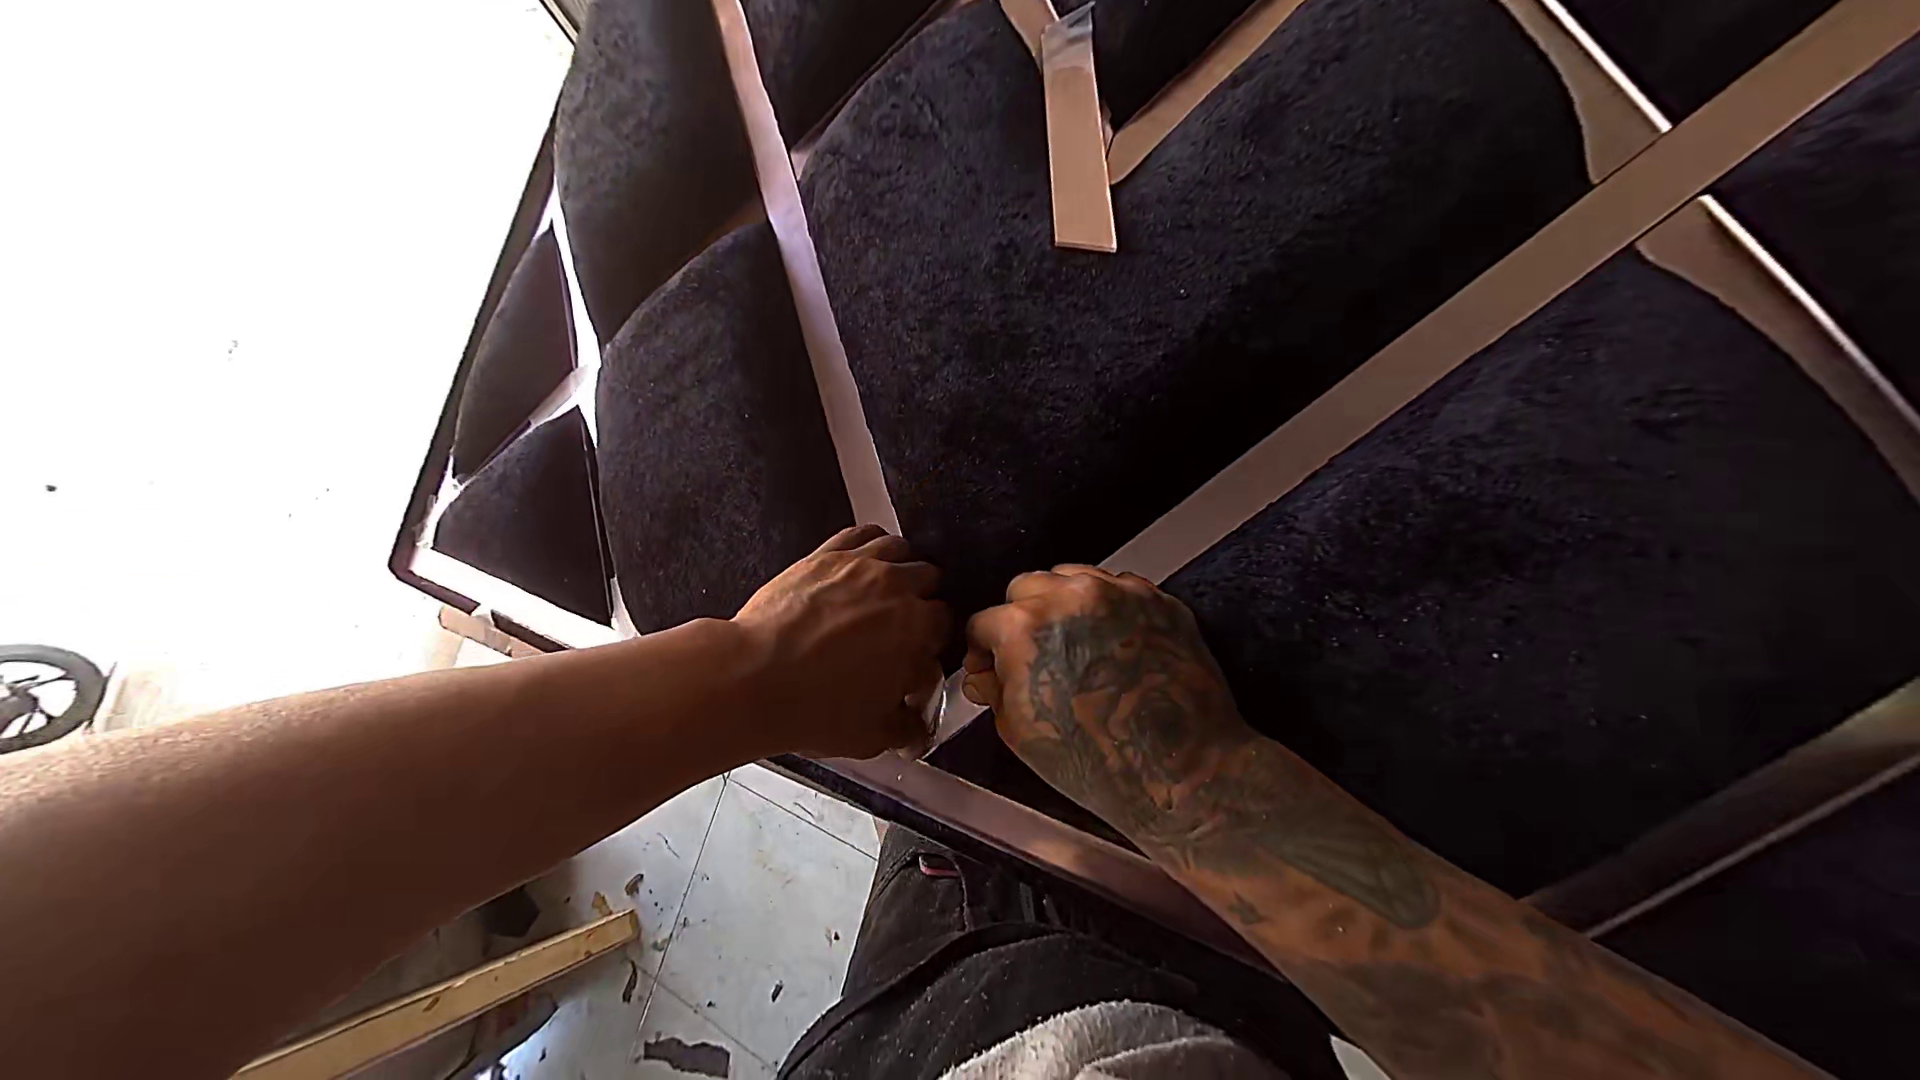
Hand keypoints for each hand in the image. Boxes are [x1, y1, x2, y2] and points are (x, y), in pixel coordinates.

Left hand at [731, 525, 948, 758]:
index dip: (937, 634)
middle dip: (924, 597)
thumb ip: (908, 726)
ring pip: (900, 547)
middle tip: (907, 617)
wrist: (753, 679)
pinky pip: (862, 532)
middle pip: (929, 576)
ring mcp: (859, 566)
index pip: (946, 619)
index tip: (925, 646)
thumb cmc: (811, 705)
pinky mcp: (825, 555)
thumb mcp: (873, 735)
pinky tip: (867, 555)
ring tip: (891, 583)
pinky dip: (871, 541)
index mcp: (916, 628)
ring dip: (903, 564)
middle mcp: (894, 588)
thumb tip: (917, 726)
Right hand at [962, 565, 1254, 844]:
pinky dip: (1103, 608)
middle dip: (1020, 619)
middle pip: (1024, 588)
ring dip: (1061, 605)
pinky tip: (1110, 643)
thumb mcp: (1018, 731)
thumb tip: (986, 672)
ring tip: (1075, 645)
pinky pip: (1113, 587)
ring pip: (1068, 578)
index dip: (983, 650)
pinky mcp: (1154, 598)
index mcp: (1023, 627)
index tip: (993, 665)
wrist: (1183, 772)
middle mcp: (1068, 596)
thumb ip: (993, 689)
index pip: (983, 622)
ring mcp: (1116, 591)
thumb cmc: (1098, 760)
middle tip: (1035, 655)